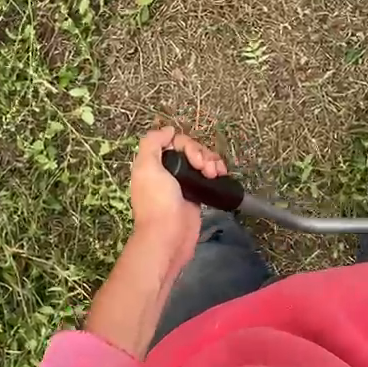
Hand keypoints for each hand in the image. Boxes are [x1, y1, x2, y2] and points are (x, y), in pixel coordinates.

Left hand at [129, 127, 225, 268]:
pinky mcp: (197, 194)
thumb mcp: (146, 167)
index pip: (176, 142)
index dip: (188, 146)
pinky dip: (217, 171)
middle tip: (205, 169)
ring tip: (215, 174)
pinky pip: (208, 175)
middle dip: (202, 155)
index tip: (194, 159)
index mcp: (154, 163)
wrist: (169, 236)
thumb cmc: (157, 202)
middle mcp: (168, 170)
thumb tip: (168, 130)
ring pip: (202, 160)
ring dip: (212, 162)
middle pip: (191, 149)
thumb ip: (152, 143)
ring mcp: (184, 182)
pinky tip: (221, 175)